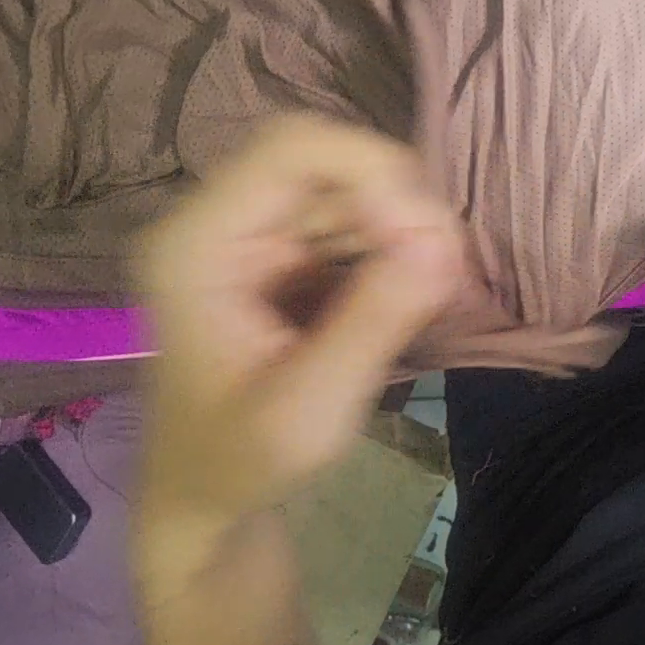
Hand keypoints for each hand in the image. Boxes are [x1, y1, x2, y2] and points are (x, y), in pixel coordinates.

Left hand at [137, 114, 464, 518]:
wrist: (209, 495)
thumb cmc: (241, 462)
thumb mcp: (310, 407)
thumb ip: (374, 322)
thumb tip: (443, 247)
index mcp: (200, 246)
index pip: (292, 150)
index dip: (371, 174)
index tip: (420, 245)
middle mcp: (224, 222)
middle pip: (330, 162)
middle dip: (400, 208)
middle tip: (444, 274)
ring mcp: (257, 237)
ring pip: (352, 189)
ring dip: (405, 229)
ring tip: (437, 290)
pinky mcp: (288, 257)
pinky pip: (356, 223)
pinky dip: (397, 249)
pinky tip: (416, 292)